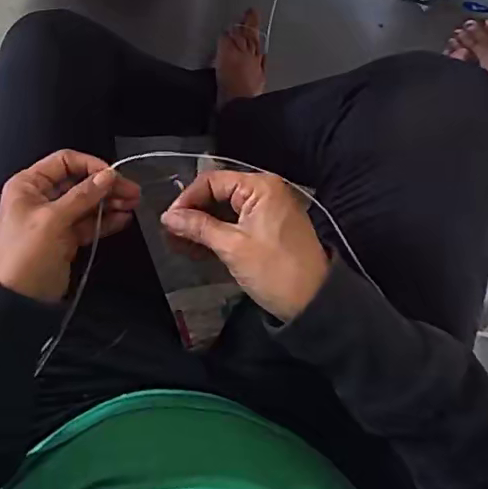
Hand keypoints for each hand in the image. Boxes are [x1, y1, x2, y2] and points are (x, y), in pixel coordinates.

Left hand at [0, 151, 140, 301]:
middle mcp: (40, 197)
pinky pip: (87, 223)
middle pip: (78, 182)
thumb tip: (108, 175)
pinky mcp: (64, 239)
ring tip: (132, 204)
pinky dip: (104, 220)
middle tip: (133, 192)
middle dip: (104, 185)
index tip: (114, 174)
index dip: (89, 165)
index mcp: (28, 184)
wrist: (16, 301)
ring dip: (108, 202)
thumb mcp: (52, 220)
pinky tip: (123, 218)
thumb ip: (82, 196)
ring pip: (85, 203)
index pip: (63, 162)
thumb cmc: (26, 253)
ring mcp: (53, 218)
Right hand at [159, 170, 329, 320]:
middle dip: (192, 214)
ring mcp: (268, 210)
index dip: (187, 199)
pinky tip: (198, 248)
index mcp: (260, 187)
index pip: (211, 181)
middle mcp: (265, 191)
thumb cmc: (276, 271)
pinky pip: (235, 222)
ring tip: (180, 244)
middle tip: (171, 233)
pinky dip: (217, 233)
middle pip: (216, 194)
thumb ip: (197, 226)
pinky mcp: (269, 228)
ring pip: (223, 210)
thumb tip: (168, 217)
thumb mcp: (232, 247)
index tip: (170, 220)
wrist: (319, 307)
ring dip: (201, 226)